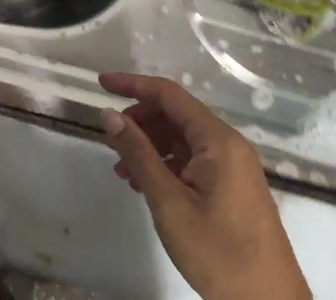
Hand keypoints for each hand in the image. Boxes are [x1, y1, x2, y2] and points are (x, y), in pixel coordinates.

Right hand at [98, 73, 310, 299]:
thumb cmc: (218, 252)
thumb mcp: (168, 202)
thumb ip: (138, 153)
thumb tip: (108, 114)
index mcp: (218, 141)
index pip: (169, 94)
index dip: (132, 84)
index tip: (100, 83)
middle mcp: (230, 145)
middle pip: (176, 115)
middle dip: (140, 122)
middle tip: (112, 145)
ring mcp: (235, 168)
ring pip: (183, 139)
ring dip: (150, 146)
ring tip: (125, 173)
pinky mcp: (235, 188)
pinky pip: (194, 160)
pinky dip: (166, 164)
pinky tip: (147, 186)